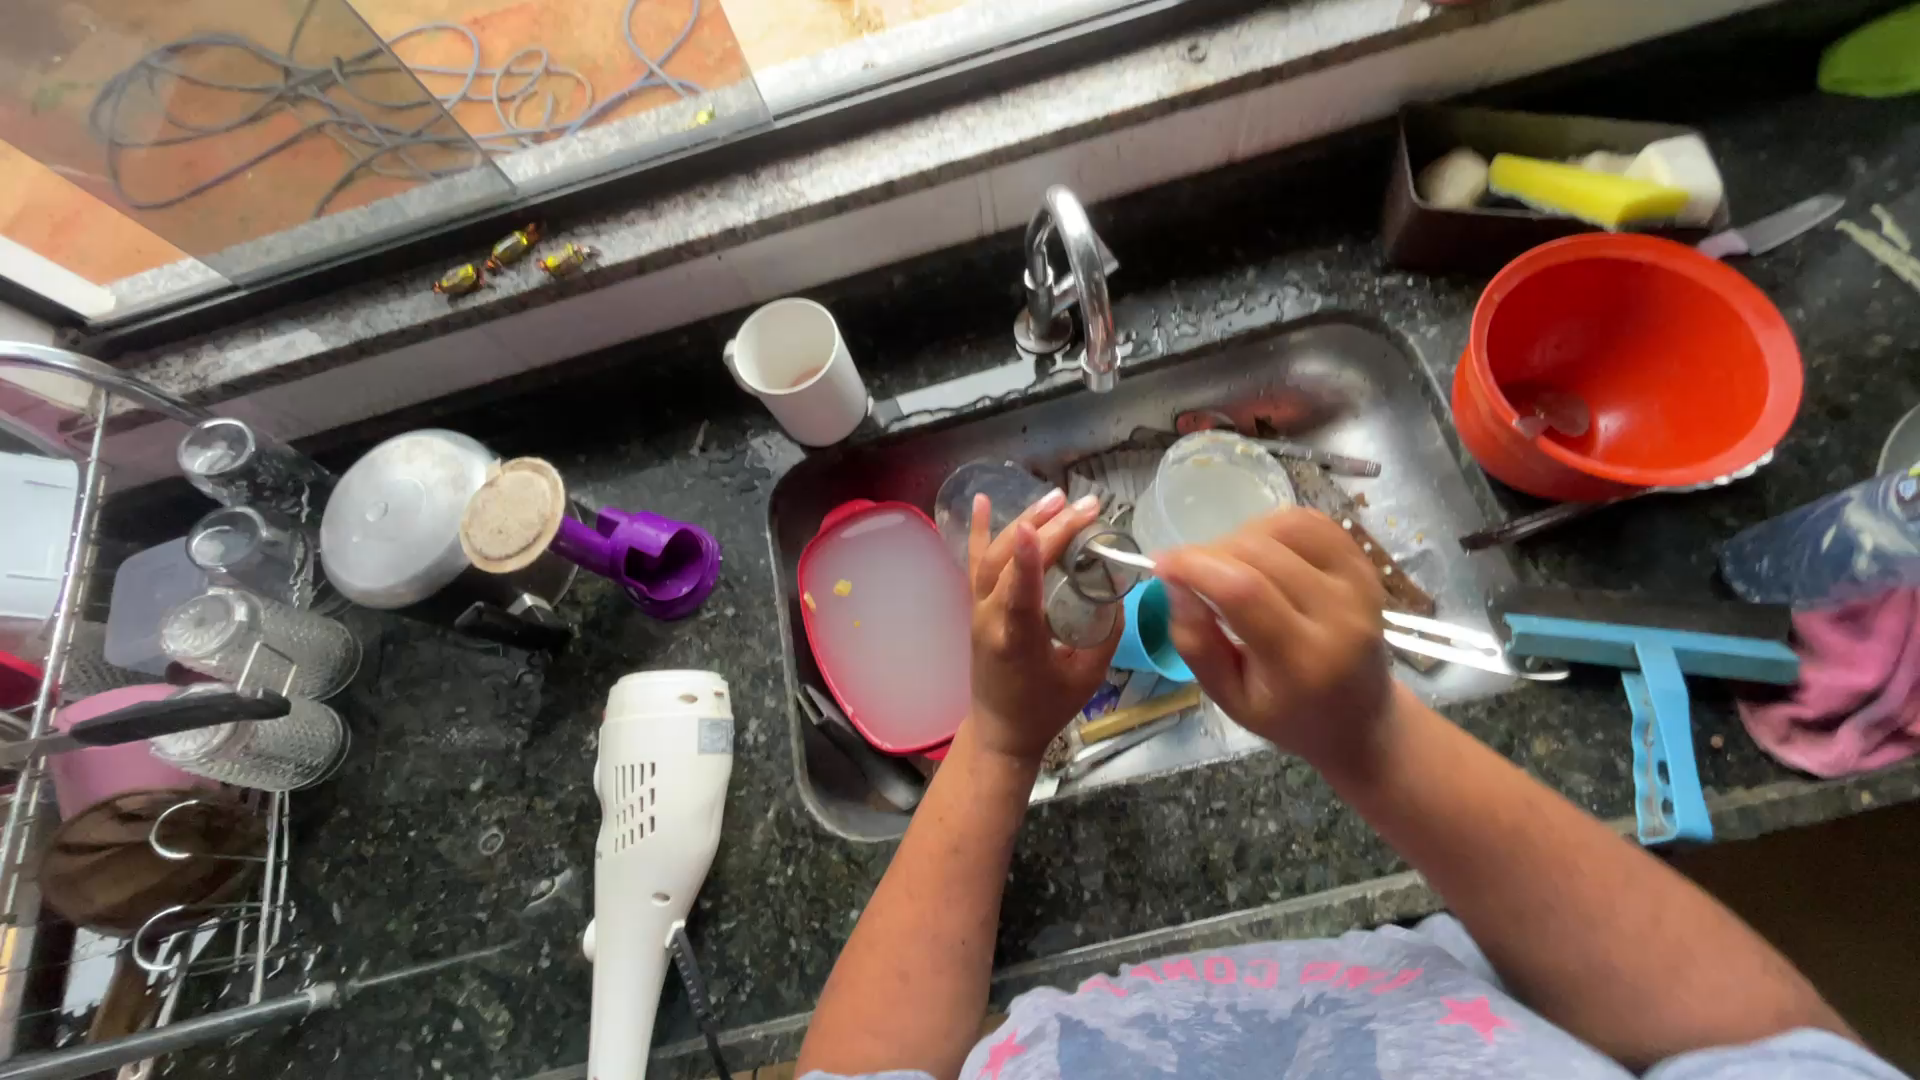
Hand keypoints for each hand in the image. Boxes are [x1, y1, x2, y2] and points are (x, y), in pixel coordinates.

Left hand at [964, 489, 1119, 765]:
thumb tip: (1120, 589)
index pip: (1020, 597)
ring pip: (992, 557)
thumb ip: (1104, 634)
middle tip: (1085, 506)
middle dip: (1048, 531)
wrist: (1000, 729)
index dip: (1026, 561)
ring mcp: (977, 609)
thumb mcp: (1086, 678)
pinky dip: (978, 529)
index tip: (1031, 528)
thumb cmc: (1045, 708)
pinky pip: (974, 562)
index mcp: (1017, 643)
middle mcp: (989, 620)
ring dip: (1023, 521)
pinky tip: (981, 499)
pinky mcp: (974, 604)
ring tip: (1056, 498)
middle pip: (1011, 566)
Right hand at [1155, 508, 1394, 777]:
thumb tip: (1174, 584)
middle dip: (1209, 553)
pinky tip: (1259, 553)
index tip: (1161, 565)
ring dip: (1240, 537)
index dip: (1194, 566)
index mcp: (1302, 661)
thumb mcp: (1227, 698)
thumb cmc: (1284, 714)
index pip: (1244, 591)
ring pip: (1283, 528)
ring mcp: (1358, 585)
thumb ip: (1195, 643)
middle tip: (1193, 576)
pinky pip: (1310, 522)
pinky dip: (1271, 527)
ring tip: (1228, 566)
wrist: (1358, 717)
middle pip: (1259, 553)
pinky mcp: (1365, 565)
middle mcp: (1339, 616)